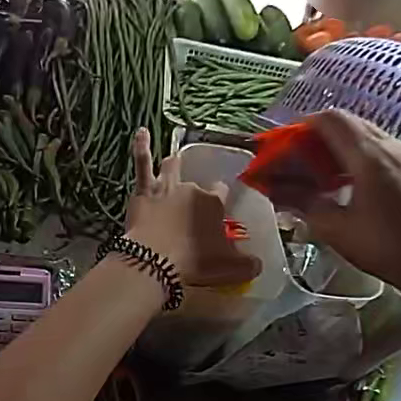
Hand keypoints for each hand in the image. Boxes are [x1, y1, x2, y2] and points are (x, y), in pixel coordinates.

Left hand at [124, 129, 260, 287]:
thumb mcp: (228, 268)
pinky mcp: (144, 191)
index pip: (221, 192)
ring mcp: (166, 187)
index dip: (220, 198)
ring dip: (174, 165)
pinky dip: (142, 146)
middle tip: (191, 208)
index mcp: (213, 202)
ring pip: (171, 167)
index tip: (218, 208)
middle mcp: (191, 189)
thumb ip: (247, 266)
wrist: (155, 261)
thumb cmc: (194, 263)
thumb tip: (259, 266)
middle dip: (195, 192)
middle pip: (196, 184)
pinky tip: (141, 132)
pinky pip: (143, 163)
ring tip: (174, 164)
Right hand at [268, 109, 400, 294]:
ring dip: (337, 150)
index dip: (300, 129)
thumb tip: (272, 188)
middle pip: (348, 124)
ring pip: (365, 137)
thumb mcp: (338, 229)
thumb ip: (304, 202)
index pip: (330, 119)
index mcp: (371, 156)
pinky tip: (347, 189)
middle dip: (315, 140)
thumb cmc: (390, 250)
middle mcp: (393, 146)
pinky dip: (357, 159)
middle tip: (295, 167)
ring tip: (318, 181)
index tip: (283, 153)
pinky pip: (381, 151)